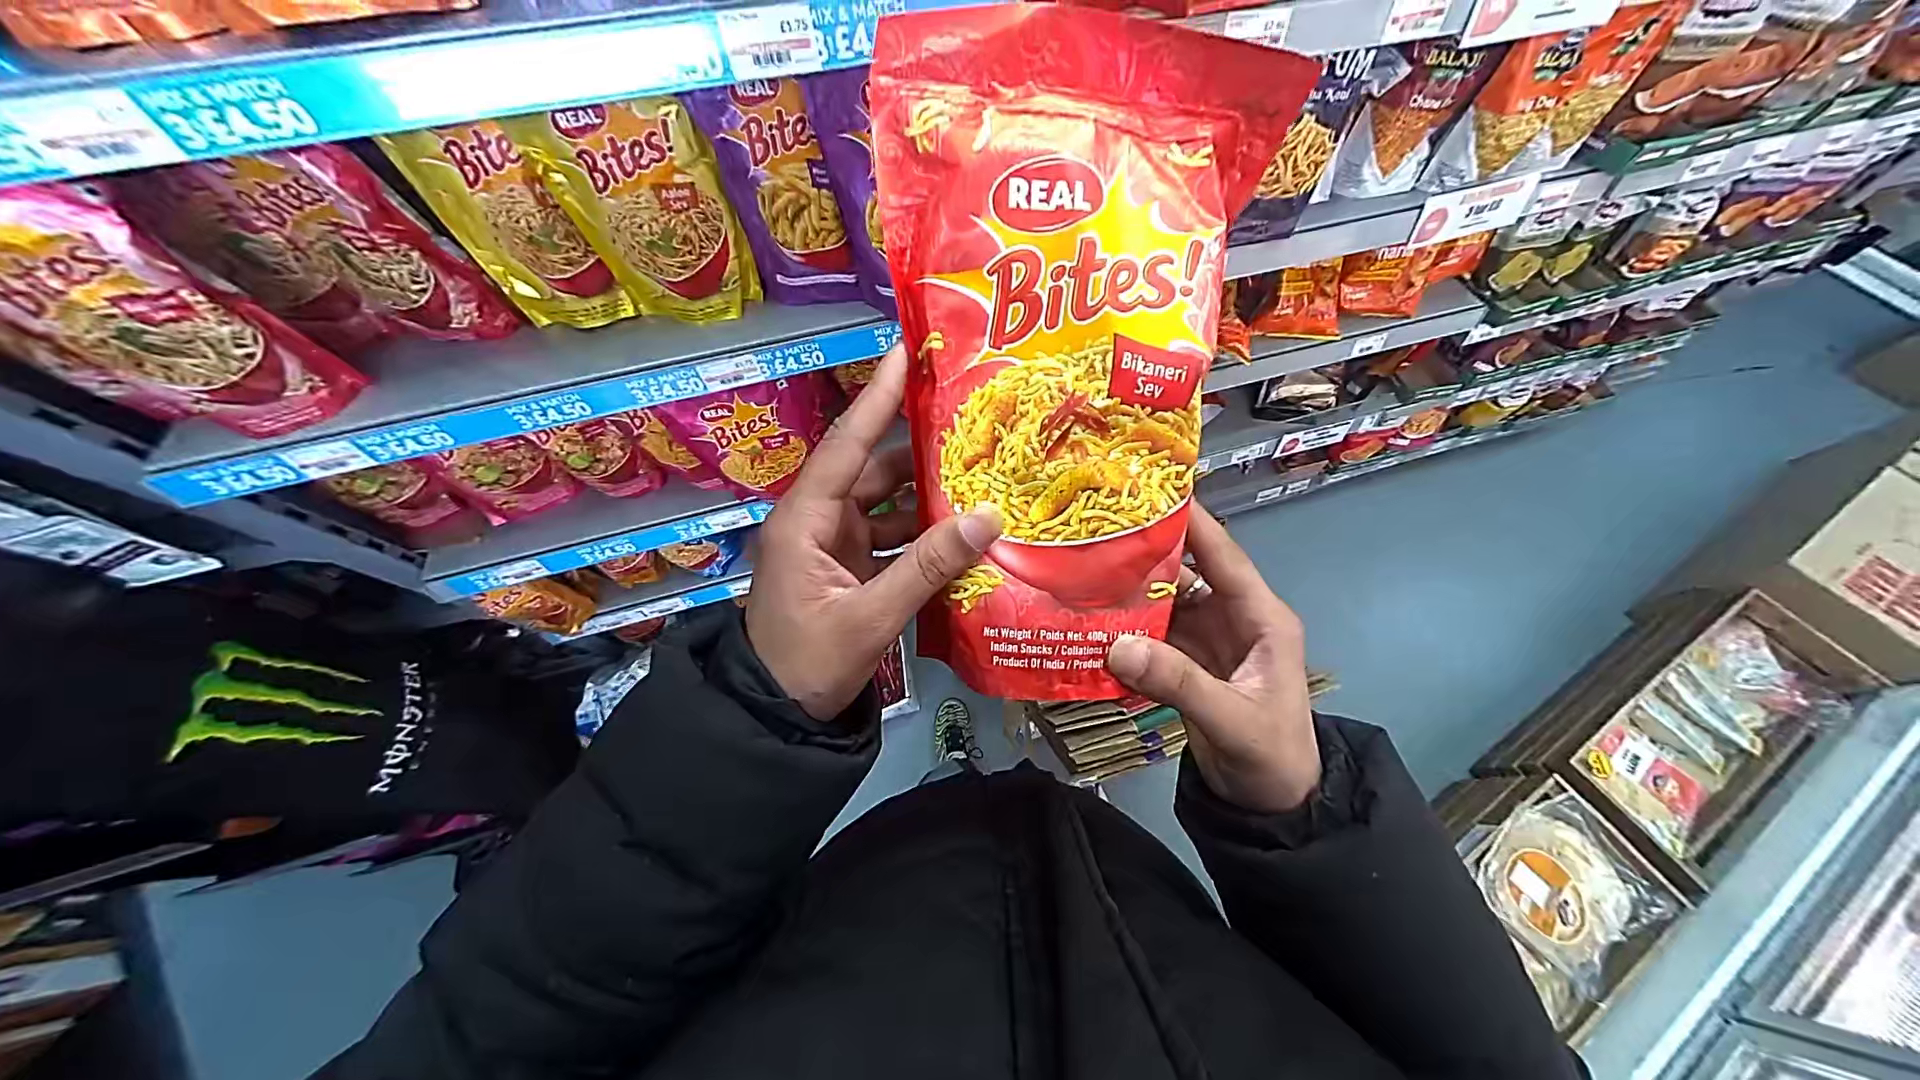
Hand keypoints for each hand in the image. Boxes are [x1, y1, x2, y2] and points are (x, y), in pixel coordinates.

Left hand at [747, 344, 1002, 720]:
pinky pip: (892, 538)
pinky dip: (924, 536)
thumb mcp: (870, 616)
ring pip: (886, 505)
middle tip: (970, 423)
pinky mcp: (850, 568)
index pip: (846, 446)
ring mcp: (835, 545)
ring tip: (981, 476)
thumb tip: (988, 517)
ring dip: (927, 497)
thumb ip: (927, 567)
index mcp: (807, 519)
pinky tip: (963, 533)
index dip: (876, 399)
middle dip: (919, 450)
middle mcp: (819, 521)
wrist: (775, 715)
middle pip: (873, 471)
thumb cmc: (808, 663)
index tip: (903, 353)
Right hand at [1104, 511, 1318, 812]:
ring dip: (1128, 590)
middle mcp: (1231, 617)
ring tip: (1082, 569)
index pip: (1224, 556)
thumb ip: (1179, 683)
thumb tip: (1117, 645)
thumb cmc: (1272, 757)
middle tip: (1094, 531)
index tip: (1150, 491)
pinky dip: (1124, 627)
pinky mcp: (1186, 662)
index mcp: (1260, 617)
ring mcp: (1206, 639)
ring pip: (1163, 601)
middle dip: (1145, 552)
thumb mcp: (1233, 720)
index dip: (1192, 523)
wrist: (1271, 806)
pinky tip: (1091, 619)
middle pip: (1186, 572)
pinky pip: (1151, 633)